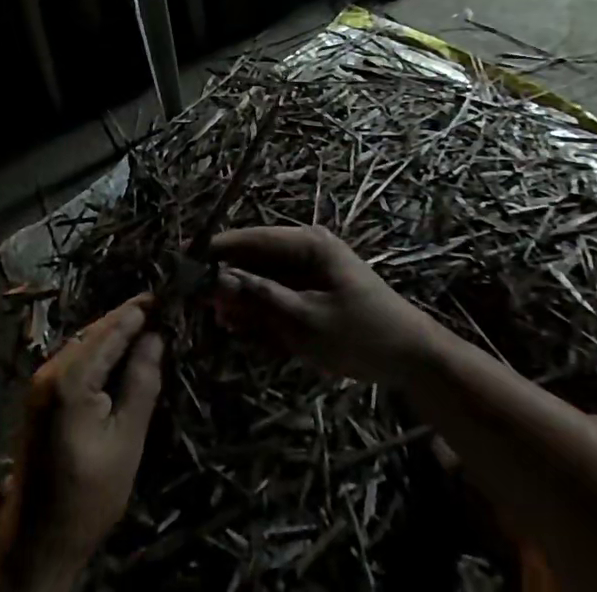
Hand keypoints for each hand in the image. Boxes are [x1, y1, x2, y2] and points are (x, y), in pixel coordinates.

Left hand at [0, 295, 163, 591]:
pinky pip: (76, 360)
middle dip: (128, 317)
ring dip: (115, 333)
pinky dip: (101, 351)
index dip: (139, 310)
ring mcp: (40, 383)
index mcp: (68, 379)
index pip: (110, 330)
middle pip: (95, 332)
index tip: (167, 294)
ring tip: (150, 322)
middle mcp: (48, 371)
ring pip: (85, 344)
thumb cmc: (88, 495)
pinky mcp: (41, 397)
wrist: (37, 540)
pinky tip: (123, 352)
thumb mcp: (127, 439)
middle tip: (163, 305)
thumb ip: (141, 382)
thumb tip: (155, 337)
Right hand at [210, 226, 439, 385]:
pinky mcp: (312, 294)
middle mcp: (307, 251)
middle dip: (228, 279)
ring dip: (242, 300)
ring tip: (221, 321)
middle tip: (199, 303)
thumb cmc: (362, 334)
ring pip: (262, 279)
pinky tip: (244, 330)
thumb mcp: (306, 319)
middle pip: (255, 258)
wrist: (412, 359)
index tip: (184, 260)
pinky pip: (276, 297)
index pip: (253, 238)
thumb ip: (260, 298)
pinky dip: (260, 312)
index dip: (218, 248)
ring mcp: (310, 272)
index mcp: (309, 244)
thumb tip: (217, 281)